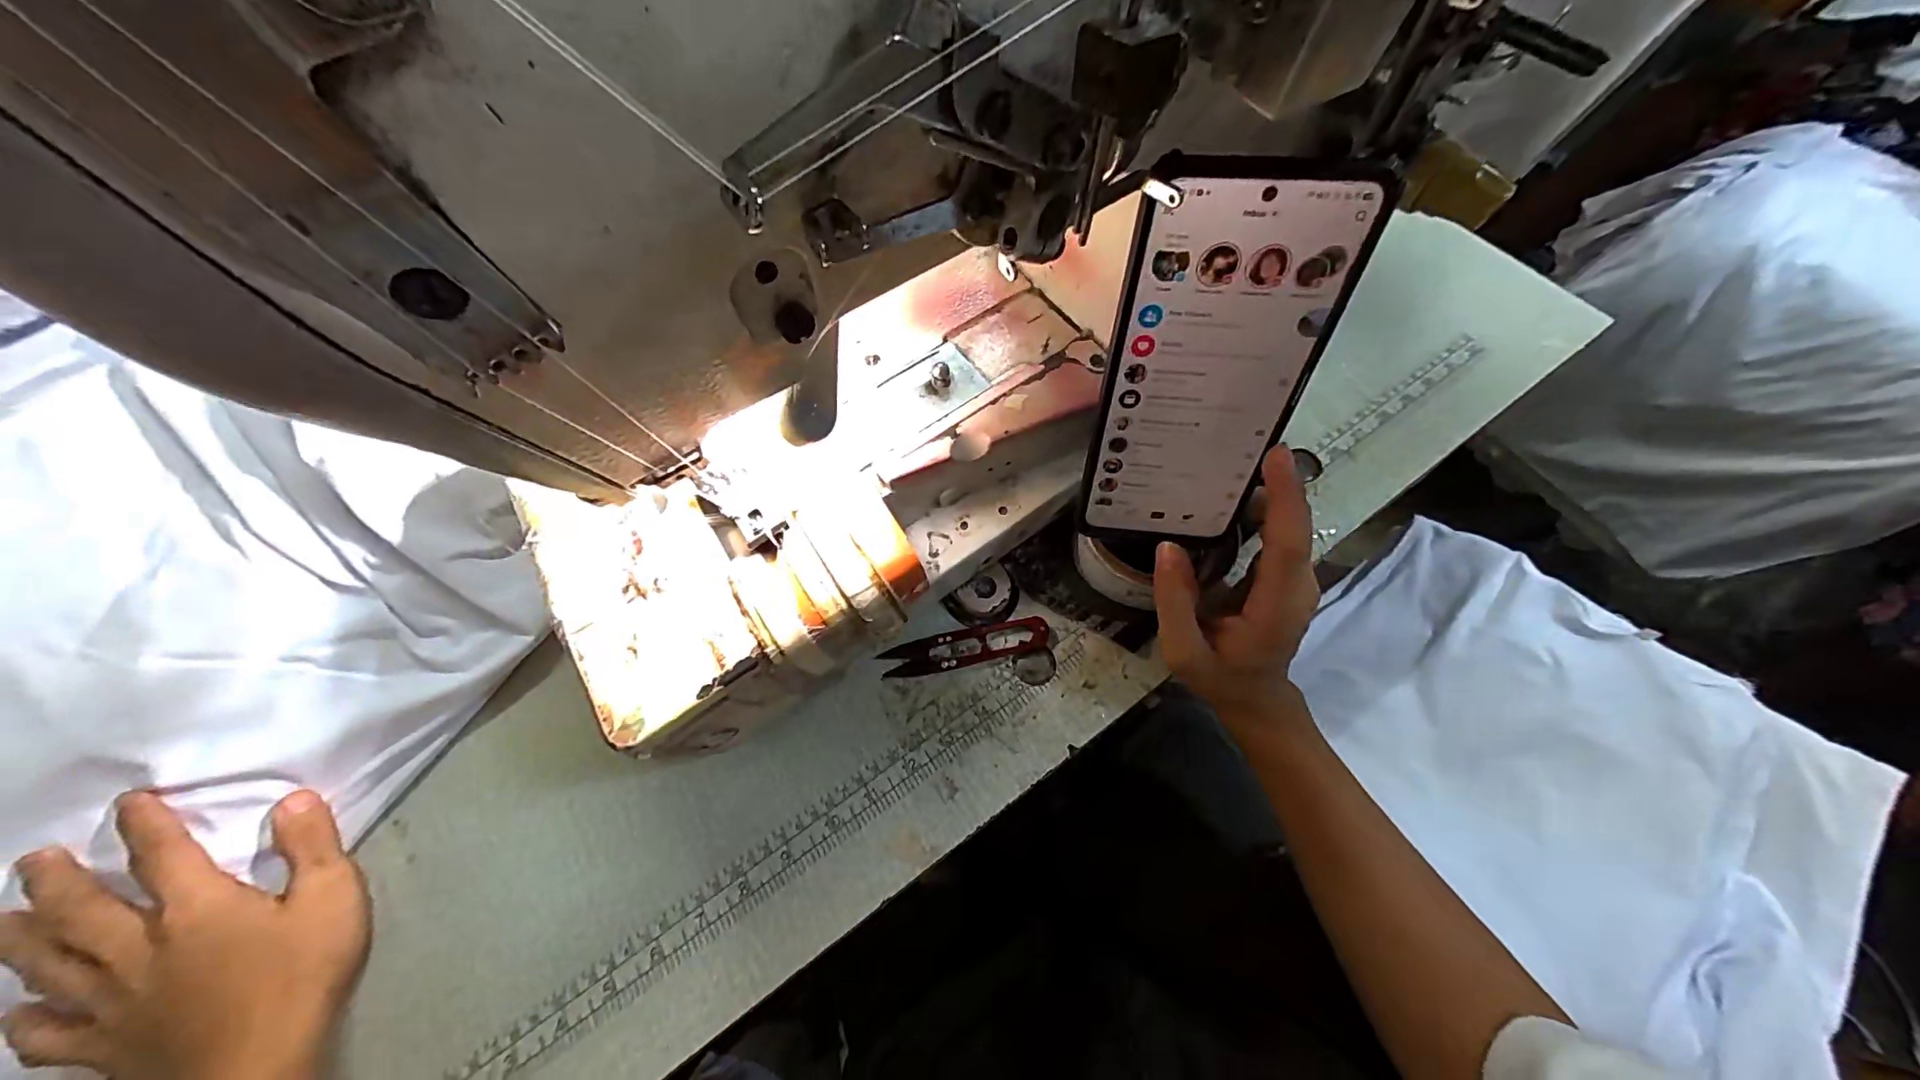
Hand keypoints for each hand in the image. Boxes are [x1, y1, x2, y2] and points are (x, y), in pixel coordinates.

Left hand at [1, 791, 370, 1079]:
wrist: (260, 1064)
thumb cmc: (304, 971)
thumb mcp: (333, 896)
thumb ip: (314, 847)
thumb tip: (292, 799)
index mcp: (196, 910)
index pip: (163, 855)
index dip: (145, 824)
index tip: (129, 800)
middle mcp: (139, 949)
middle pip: (83, 912)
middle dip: (57, 882)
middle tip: (32, 860)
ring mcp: (112, 1002)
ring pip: (48, 967)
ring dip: (20, 940)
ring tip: (2, 920)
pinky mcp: (103, 1046)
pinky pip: (46, 1035)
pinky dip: (24, 1022)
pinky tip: (15, 1010)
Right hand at [1154, 445, 1319, 727]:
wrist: (1256, 697)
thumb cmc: (1220, 677)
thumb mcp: (1184, 652)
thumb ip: (1175, 603)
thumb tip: (1169, 547)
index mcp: (1276, 605)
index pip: (1288, 543)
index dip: (1284, 498)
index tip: (1275, 456)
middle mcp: (1297, 585)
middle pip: (1293, 524)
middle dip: (1276, 480)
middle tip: (1240, 443)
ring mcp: (1297, 579)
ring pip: (1289, 525)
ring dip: (1268, 490)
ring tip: (1233, 460)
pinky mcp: (1287, 575)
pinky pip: (1279, 534)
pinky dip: (1262, 508)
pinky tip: (1232, 494)